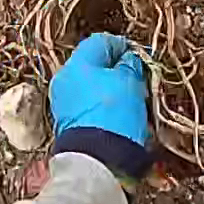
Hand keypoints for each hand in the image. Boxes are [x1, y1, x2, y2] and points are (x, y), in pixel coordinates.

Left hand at [49, 33, 151, 177]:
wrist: (98, 161)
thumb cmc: (115, 115)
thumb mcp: (130, 82)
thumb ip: (130, 64)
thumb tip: (129, 58)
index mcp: (76, 65)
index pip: (101, 42)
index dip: (123, 46)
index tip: (139, 57)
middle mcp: (64, 80)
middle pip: (95, 65)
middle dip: (118, 70)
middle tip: (138, 78)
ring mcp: (64, 103)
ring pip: (93, 85)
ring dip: (112, 88)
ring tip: (132, 99)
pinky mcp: (69, 123)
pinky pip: (89, 105)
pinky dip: (104, 105)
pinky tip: (120, 115)